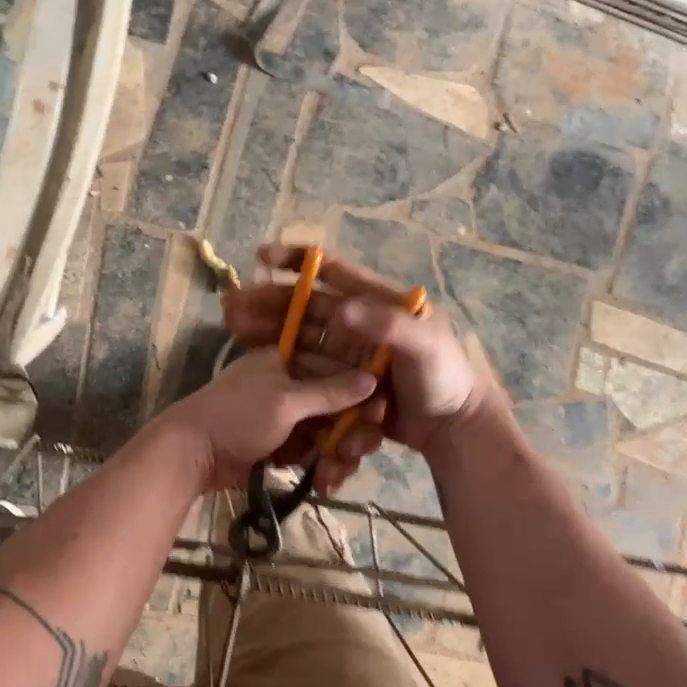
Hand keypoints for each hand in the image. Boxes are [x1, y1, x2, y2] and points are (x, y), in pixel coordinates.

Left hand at [159, 350, 380, 493]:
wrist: (192, 455)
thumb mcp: (285, 401)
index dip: (361, 391)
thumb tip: (372, 379)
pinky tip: (325, 482)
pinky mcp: (284, 443)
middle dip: (351, 430)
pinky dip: (321, 465)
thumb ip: (329, 392)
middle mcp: (293, 383)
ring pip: (330, 431)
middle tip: (354, 453)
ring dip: (337, 453)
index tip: (379, 415)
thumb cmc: (237, 416)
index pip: (338, 366)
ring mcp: (288, 415)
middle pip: (339, 403)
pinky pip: (314, 451)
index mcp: (289, 359)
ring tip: (334, 475)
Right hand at [222, 244, 502, 454]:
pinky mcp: (341, 384)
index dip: (298, 260)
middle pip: (305, 308)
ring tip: (232, 329)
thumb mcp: (425, 345)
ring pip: (298, 338)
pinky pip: (306, 372)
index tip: (262, 257)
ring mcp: (347, 355)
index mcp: (378, 302)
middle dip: (268, 302)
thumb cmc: (445, 378)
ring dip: (266, 332)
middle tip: (231, 305)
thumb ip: (387, 326)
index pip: (333, 272)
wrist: (454, 429)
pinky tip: (254, 363)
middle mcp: (358, 323)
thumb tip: (342, 309)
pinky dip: (281, 367)